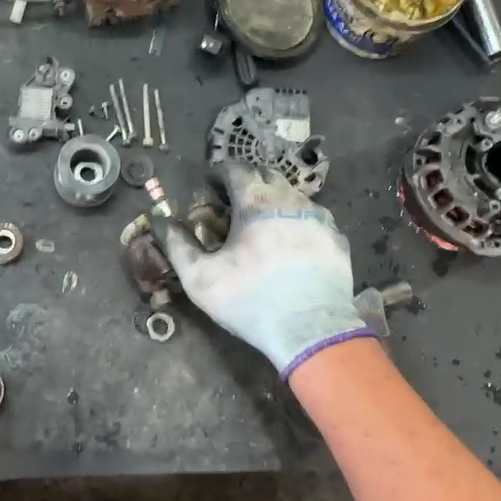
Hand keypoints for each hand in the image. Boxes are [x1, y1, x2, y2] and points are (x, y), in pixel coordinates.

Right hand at [162, 163, 371, 378]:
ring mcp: (319, 218)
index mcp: (255, 203)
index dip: (220, 175)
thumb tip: (163, 223)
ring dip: (275, 201)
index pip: (236, 170)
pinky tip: (292, 243)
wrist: (310, 330)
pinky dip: (299, 222)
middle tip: (235, 204)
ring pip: (294, 196)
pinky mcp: (337, 239)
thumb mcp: (200, 279)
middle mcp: (290, 200)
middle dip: (249, 183)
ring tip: (263, 224)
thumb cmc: (250, 301)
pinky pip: (314, 219)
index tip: (211, 188)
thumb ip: (178, 246)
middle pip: (267, 176)